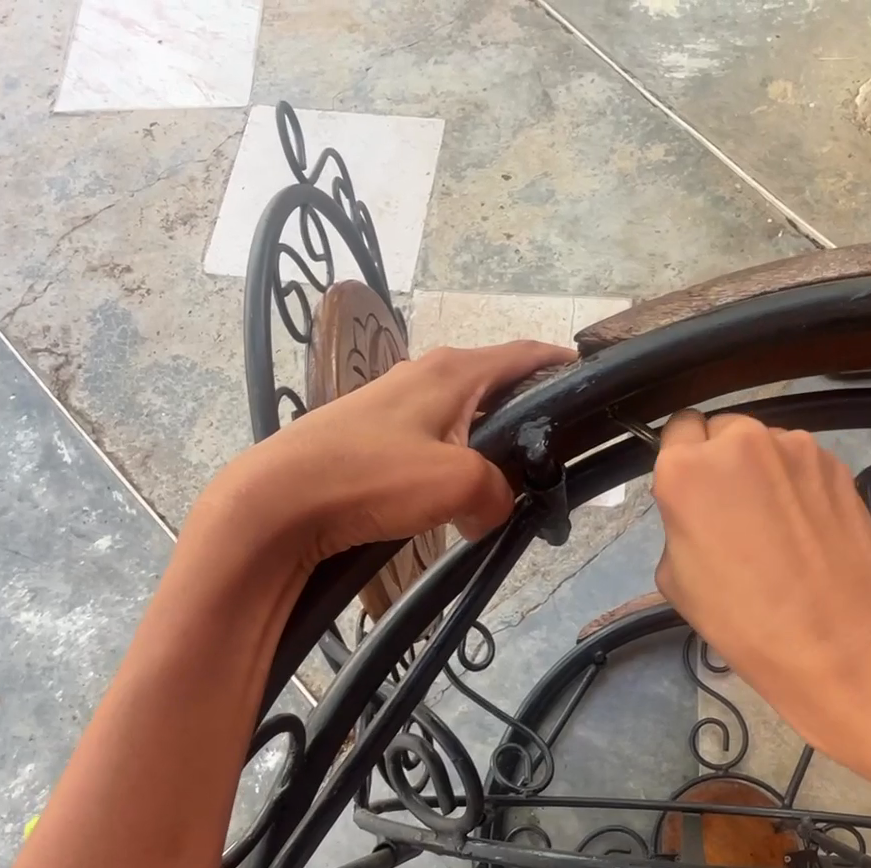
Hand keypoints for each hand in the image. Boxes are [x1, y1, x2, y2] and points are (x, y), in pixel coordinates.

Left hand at [204, 340, 573, 566]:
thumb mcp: (456, 483)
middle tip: (554, 456)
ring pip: (462, 421)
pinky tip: (451, 499)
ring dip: (488, 448)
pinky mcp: (370, 437)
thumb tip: (490, 509)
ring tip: (504, 487)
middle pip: (494, 387)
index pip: (522, 355)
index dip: (560, 363)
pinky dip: (454, 465)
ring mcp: (393, 405)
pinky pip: (432, 445)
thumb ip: (497, 494)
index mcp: (453, 371)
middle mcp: (424, 376)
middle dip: (528, 414)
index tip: (592, 380)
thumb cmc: (370, 477)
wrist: (277, 501)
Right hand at [651, 412, 870, 753]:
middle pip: (721, 430)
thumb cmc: (740, 618)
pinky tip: (806, 525)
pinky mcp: (836, 463)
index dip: (681, 457)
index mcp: (686, 469)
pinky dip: (798, 482)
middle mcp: (740, 442)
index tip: (691, 487)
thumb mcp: (673, 576)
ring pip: (765, 444)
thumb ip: (679, 520)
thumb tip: (699, 510)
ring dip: (763, 469)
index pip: (676, 428)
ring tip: (777, 521)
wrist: (834, 639)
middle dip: (722, 460)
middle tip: (733, 509)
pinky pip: (802, 462)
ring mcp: (795, 447)